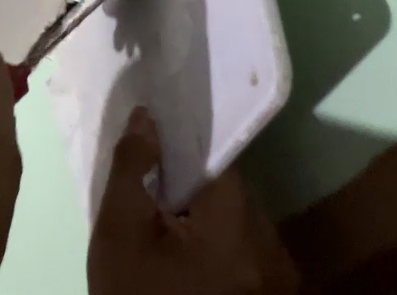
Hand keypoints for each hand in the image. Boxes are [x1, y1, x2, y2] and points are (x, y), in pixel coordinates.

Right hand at [87, 108, 299, 294]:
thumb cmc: (129, 289)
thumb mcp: (118, 225)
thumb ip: (133, 165)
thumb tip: (147, 118)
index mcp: (234, 238)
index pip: (221, 168)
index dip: (188, 151)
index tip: (159, 150)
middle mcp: (272, 259)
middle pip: (236, 193)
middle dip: (198, 184)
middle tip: (159, 191)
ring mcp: (279, 282)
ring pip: (245, 218)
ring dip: (211, 210)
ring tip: (171, 223)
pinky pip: (251, 245)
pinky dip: (224, 236)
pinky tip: (191, 252)